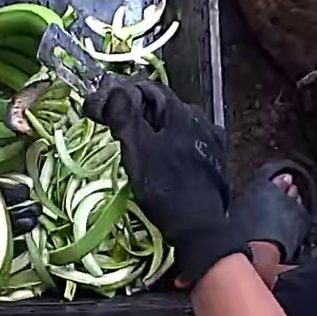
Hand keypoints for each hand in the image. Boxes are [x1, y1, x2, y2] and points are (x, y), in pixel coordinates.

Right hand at [83, 76, 246, 282]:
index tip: (103, 109)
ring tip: (135, 144)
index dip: (122, 95)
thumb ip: (125, 118)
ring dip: (153, 128)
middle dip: (137, 112)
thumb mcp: (137, 151)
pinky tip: (159, 158)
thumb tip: (113, 91)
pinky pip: (184, 141)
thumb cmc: (165, 187)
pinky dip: (168, 143)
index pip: (147, 89)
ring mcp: (209, 139)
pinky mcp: (213, 158)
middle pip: (162, 106)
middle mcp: (199, 119)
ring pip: (173, 124)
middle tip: (115, 126)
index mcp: (179, 113)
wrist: (198, 226)